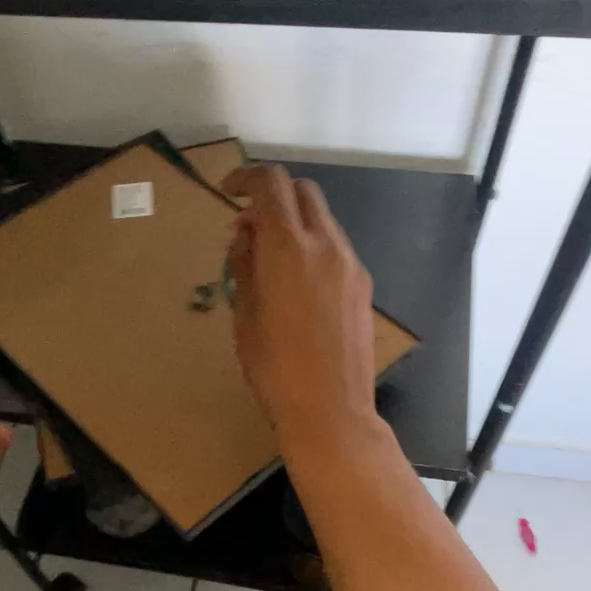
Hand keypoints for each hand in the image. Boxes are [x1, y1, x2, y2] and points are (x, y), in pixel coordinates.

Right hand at [222, 165, 382, 447]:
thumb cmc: (275, 370)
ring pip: (322, 220)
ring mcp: (350, 265)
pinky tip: (297, 285)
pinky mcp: (363, 287)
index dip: (245, 179)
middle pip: (302, 192)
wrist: (331, 412)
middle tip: (249, 228)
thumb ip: (243, 265)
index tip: (228, 194)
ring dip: (295, 224)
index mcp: (289, 248)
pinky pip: (335, 249)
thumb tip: (243, 233)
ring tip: (270, 261)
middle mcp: (326, 245)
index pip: (270, 184)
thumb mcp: (244, 316)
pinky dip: (313, 248)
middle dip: (273, 196)